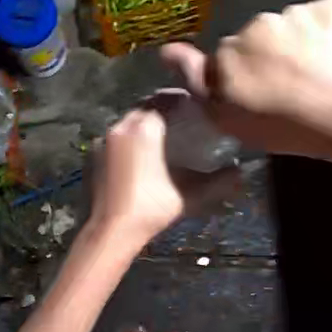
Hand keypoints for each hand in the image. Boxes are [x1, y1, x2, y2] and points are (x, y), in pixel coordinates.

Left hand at [87, 94, 238, 247]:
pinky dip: (128, 140)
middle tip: (182, 122)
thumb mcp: (190, 195)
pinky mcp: (91, 156)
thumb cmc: (151, 209)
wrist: (110, 231)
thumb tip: (241, 173)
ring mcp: (102, 140)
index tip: (197, 108)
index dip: (183, 101)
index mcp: (144, 127)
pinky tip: (139, 157)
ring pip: (128, 122)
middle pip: (145, 108)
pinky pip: (114, 139)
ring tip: (162, 138)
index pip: (166, 100)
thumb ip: (218, 182)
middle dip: (163, 111)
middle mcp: (121, 126)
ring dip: (144, 125)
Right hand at [161, 0, 331, 160]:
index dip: (239, 73)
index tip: (255, 88)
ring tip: (320, 78)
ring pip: (291, 27)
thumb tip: (167, 50)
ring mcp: (294, 14)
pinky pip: (324, 18)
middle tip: (291, 91)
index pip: (223, 56)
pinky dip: (331, 34)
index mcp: (227, 54)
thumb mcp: (228, 119)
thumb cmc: (285, 126)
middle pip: (257, 39)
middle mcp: (254, 27)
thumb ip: (197, 82)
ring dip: (300, 45)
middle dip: (268, 57)